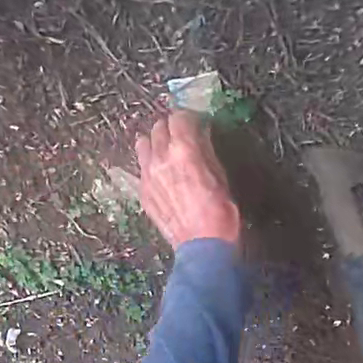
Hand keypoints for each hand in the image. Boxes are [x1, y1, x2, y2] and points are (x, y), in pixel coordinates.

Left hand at [134, 112, 240, 248]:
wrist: (202, 245)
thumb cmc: (220, 212)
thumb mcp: (220, 174)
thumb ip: (205, 149)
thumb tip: (200, 133)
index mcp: (183, 150)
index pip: (178, 117)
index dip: (189, 118)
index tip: (196, 123)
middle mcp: (160, 158)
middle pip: (158, 127)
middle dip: (171, 128)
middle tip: (182, 136)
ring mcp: (148, 176)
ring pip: (143, 144)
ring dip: (155, 142)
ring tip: (167, 151)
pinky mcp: (143, 192)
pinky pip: (142, 168)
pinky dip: (151, 164)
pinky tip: (162, 173)